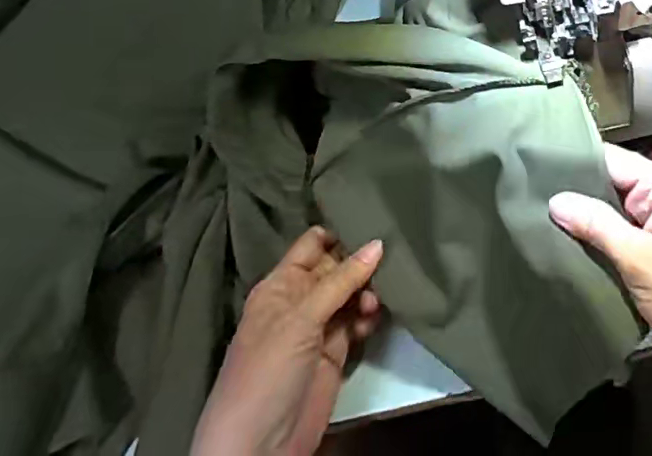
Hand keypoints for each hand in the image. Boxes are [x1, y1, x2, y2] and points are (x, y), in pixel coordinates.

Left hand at [190, 228, 383, 455]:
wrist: (258, 450)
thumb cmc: (267, 371)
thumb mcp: (300, 319)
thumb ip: (341, 280)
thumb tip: (379, 242)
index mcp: (281, 285)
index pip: (313, 244)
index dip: (340, 231)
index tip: (374, 218)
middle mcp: (301, 300)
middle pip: (338, 266)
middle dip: (363, 259)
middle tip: (393, 254)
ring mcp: (319, 327)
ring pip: (352, 293)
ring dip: (369, 289)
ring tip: (376, 299)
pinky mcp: (337, 352)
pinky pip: (358, 321)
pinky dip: (370, 316)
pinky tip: (375, 317)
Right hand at [547, 144, 651, 386]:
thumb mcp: (641, 259)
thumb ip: (597, 224)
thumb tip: (554, 200)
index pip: (614, 160)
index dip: (577, 161)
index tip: (536, 165)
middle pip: (609, 184)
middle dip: (574, 190)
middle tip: (528, 192)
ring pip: (608, 212)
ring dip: (580, 217)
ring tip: (534, 213)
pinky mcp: (647, 256)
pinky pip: (612, 237)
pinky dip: (591, 239)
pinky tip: (558, 240)